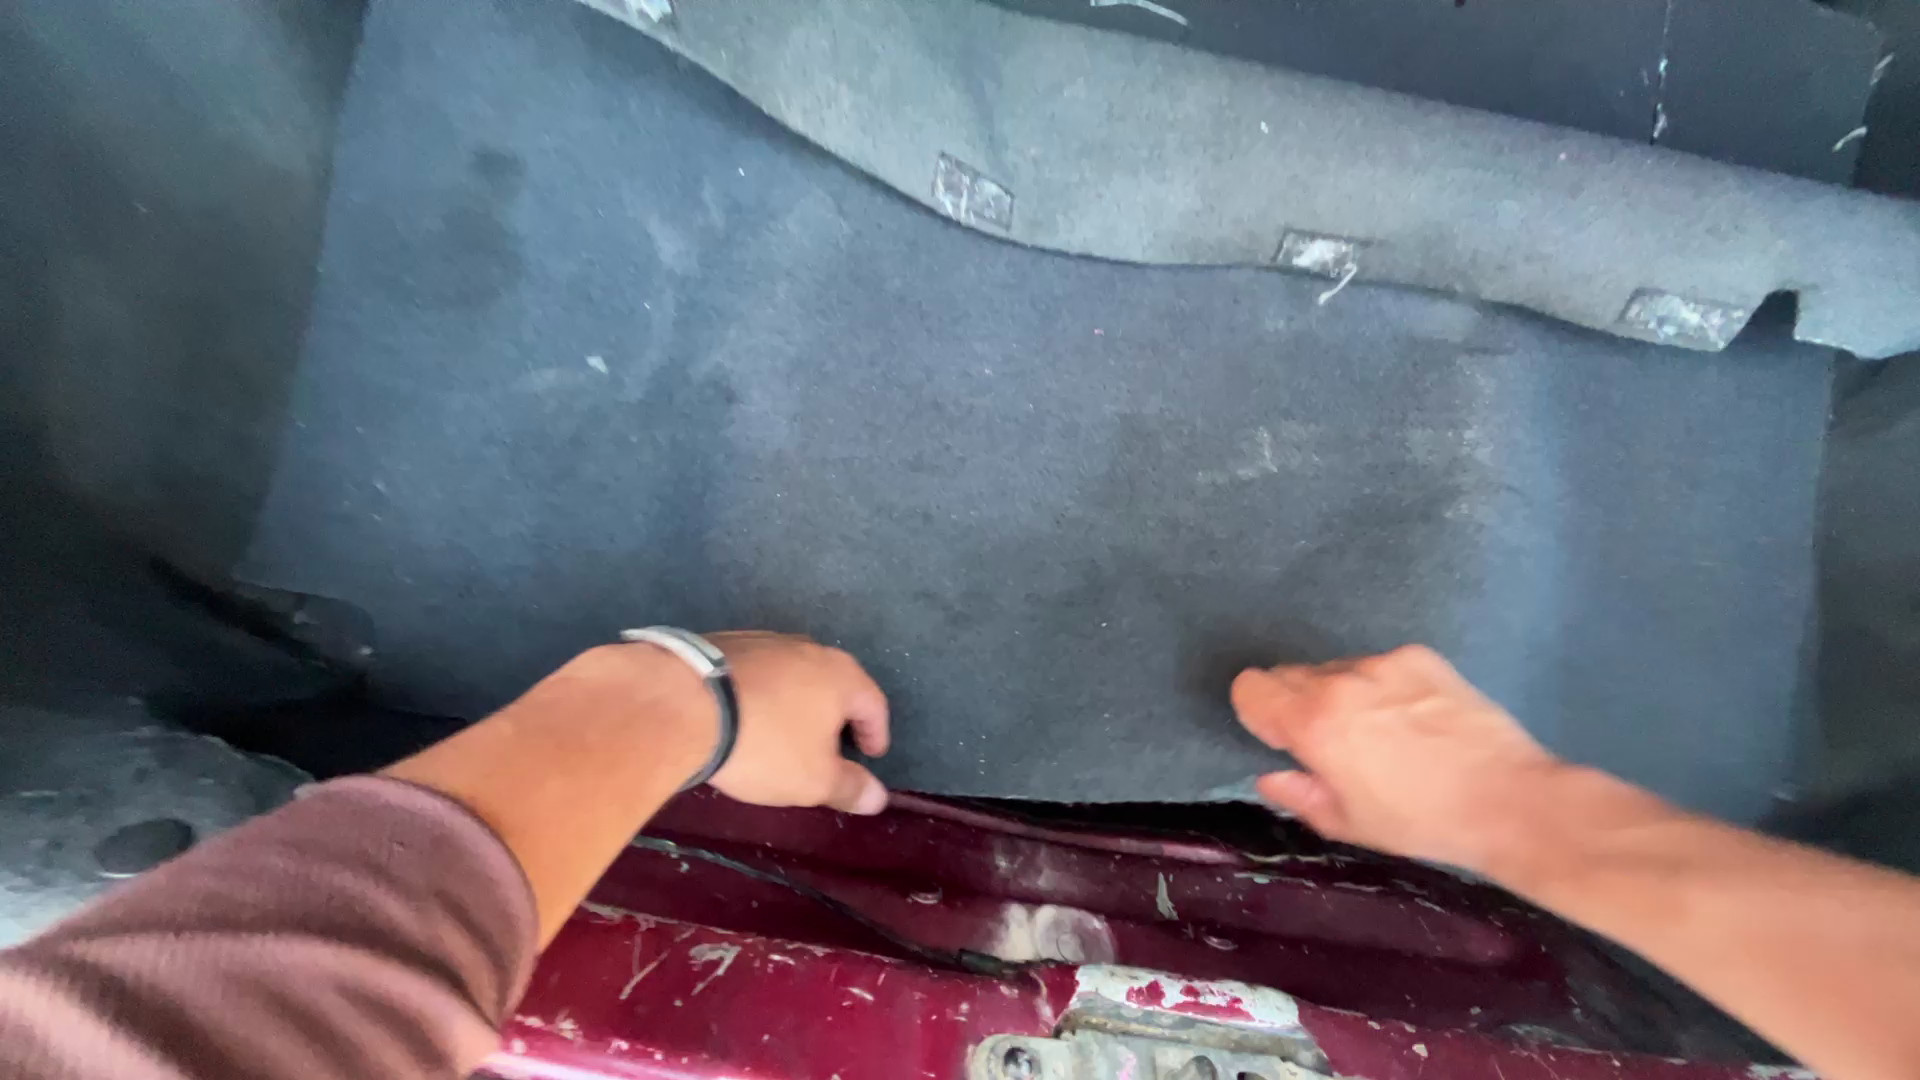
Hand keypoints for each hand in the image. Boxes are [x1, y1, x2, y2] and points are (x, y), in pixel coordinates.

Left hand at [701, 632, 891, 814]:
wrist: (683, 704)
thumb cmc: (765, 744)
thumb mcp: (813, 779)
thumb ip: (850, 787)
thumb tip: (878, 796)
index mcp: (842, 675)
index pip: (874, 704)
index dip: (877, 733)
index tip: (872, 755)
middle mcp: (810, 648)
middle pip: (836, 683)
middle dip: (837, 714)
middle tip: (831, 745)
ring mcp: (766, 641)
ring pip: (795, 674)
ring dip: (797, 701)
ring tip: (785, 731)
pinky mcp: (727, 642)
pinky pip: (758, 672)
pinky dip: (762, 693)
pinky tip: (745, 715)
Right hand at [1232, 645, 1569, 871]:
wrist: (1514, 803)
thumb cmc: (1422, 822)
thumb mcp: (1348, 824)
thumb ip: (1296, 794)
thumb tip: (1270, 775)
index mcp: (1312, 721)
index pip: (1249, 687)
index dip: (1258, 714)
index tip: (1286, 740)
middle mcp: (1338, 681)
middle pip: (1287, 675)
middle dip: (1298, 704)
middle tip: (1336, 742)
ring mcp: (1380, 664)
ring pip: (1333, 669)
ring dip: (1340, 694)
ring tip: (1384, 731)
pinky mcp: (1417, 656)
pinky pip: (1376, 666)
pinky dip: (1382, 686)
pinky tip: (1415, 717)